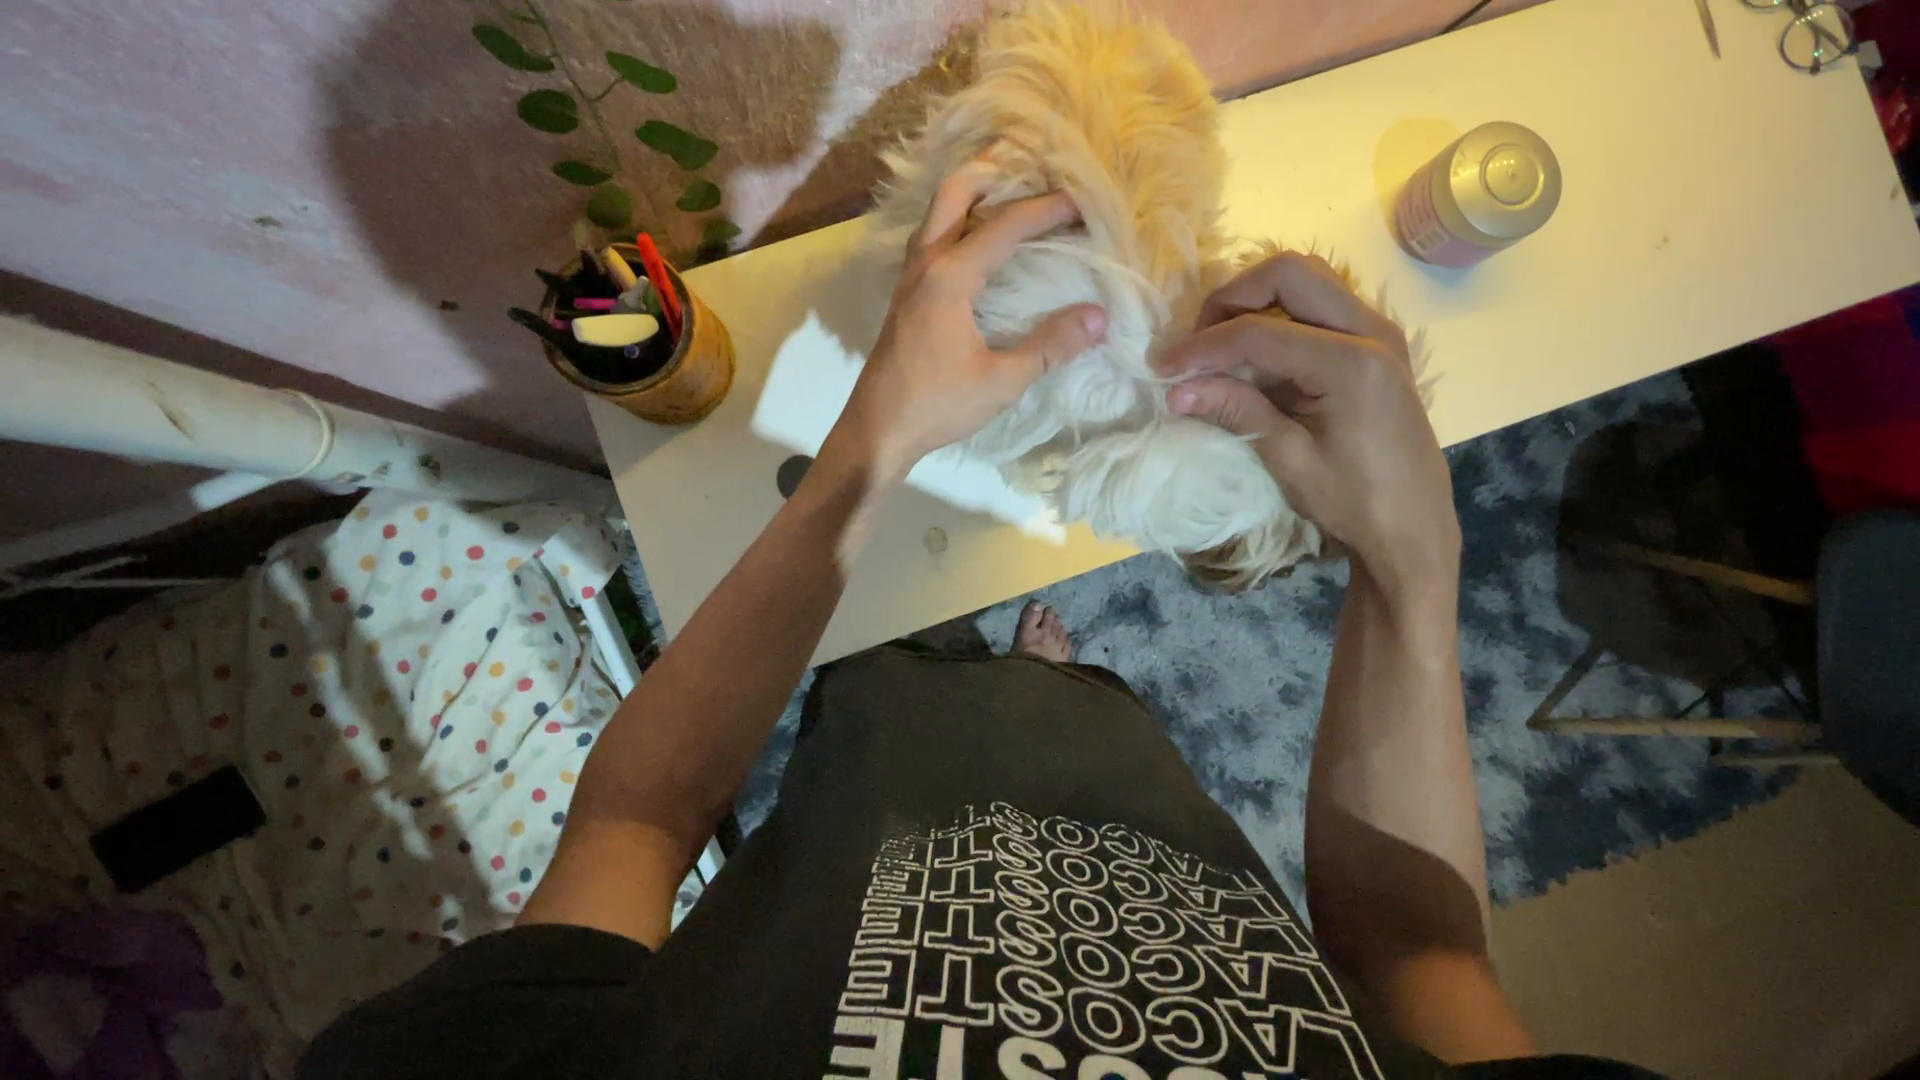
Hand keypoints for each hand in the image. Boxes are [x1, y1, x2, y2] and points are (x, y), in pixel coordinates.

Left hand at [822, 163, 1107, 485]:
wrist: (877, 429)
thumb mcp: (1001, 382)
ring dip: (973, 194)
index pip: (1005, 225)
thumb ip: (1049, 347)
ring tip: (1013, 196)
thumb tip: (1098, 318)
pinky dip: (959, 222)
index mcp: (949, 277)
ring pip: (938, 212)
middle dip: (995, 172)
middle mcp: (925, 264)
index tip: (1083, 201)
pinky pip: (933, 238)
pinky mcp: (906, 295)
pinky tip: (980, 242)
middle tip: (1035, 172)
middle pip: (955, 191)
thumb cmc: (936, 406)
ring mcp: (910, 277)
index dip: (1047, 208)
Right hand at [1156, 253, 1458, 600]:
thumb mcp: (1289, 459)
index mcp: (1351, 364)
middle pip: (1289, 274)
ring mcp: (1378, 330)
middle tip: (1198, 342)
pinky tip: (1255, 355)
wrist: (1413, 525)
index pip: (1259, 333)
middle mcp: (1371, 329)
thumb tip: (1176, 391)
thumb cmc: (1353, 502)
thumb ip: (1237, 411)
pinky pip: (1321, 303)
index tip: (1162, 367)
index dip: (1203, 347)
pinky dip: (1280, 314)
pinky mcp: (1376, 342)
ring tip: (1221, 344)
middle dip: (1231, 299)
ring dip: (1256, 300)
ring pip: (1307, 279)